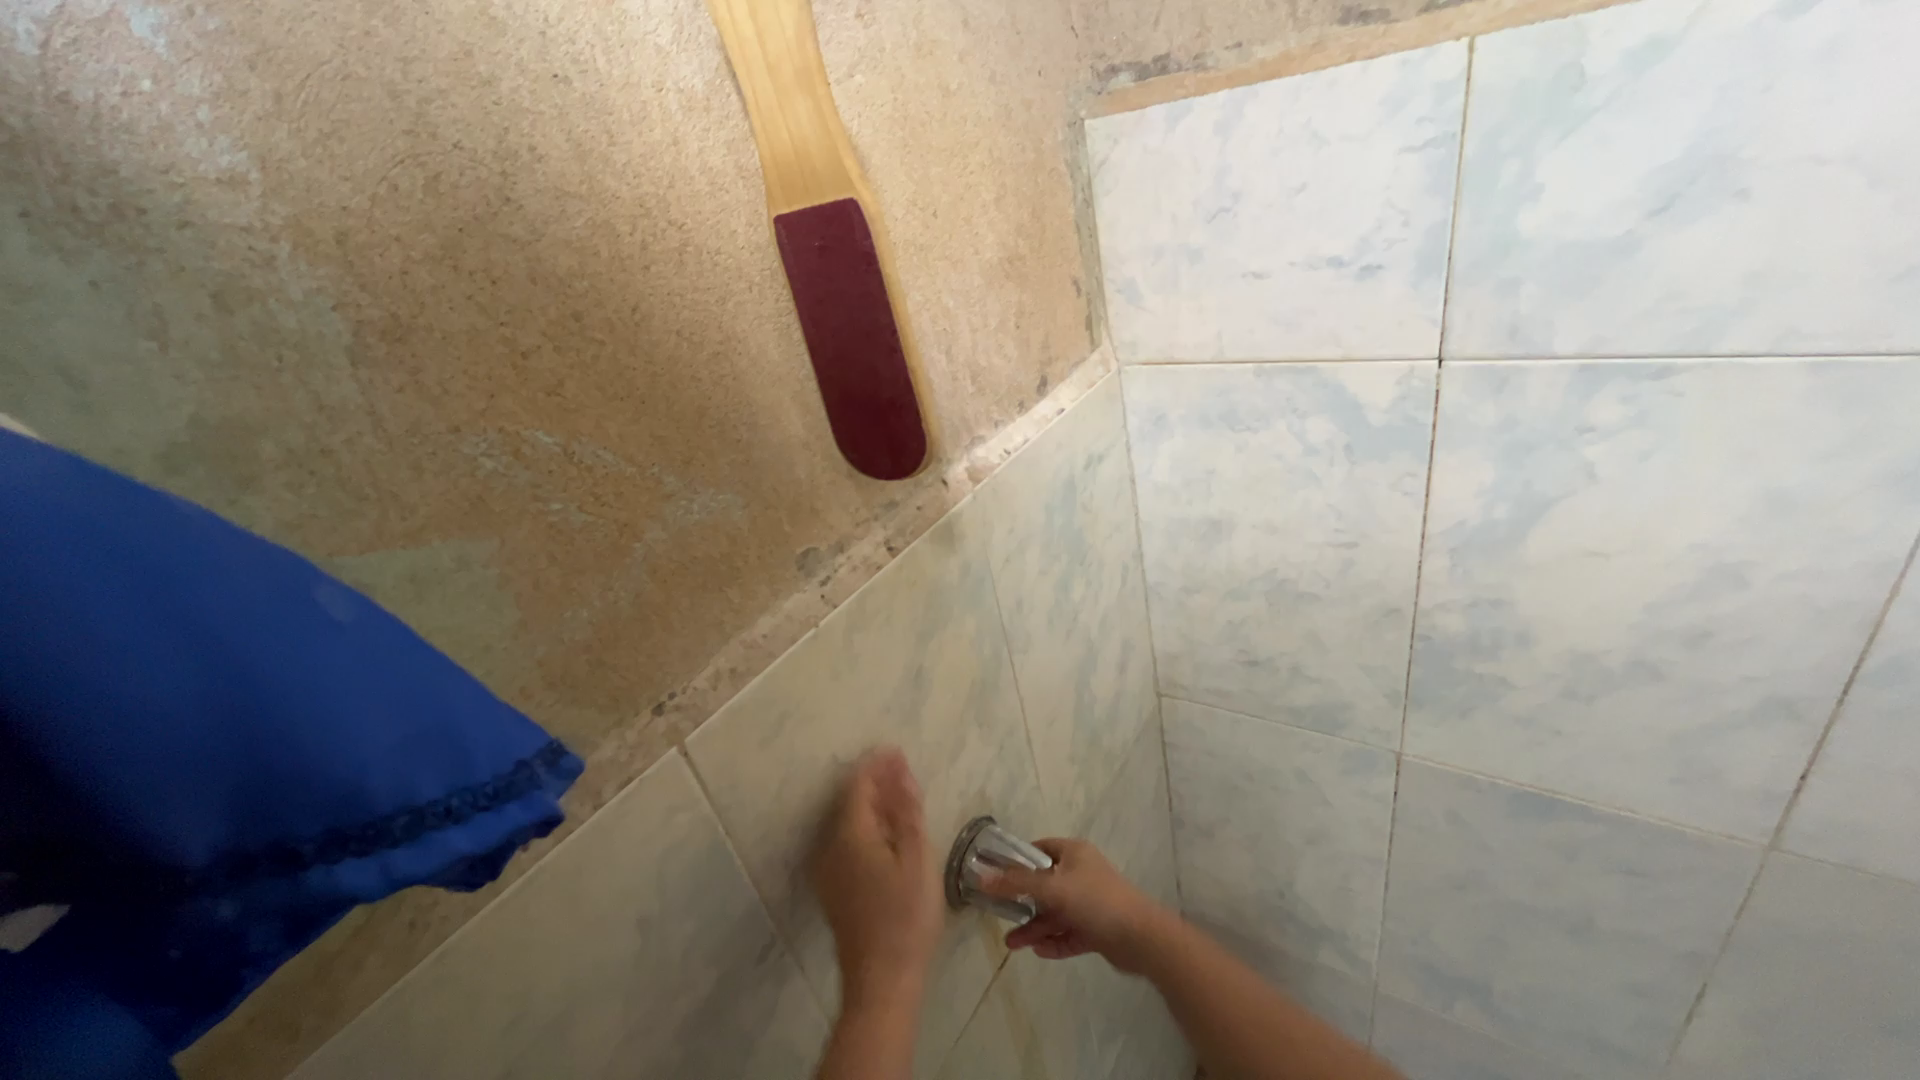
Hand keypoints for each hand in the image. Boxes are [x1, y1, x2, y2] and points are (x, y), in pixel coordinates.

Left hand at [811, 747, 944, 1006]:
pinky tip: (887, 833)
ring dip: (871, 804)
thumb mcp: (917, 858)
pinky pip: (847, 842)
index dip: (877, 765)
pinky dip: (867, 827)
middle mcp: (829, 847)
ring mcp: (827, 870)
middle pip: (849, 802)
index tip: (897, 749)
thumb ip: (907, 812)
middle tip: (901, 768)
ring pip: (847, 822)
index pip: (858, 786)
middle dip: (874, 782)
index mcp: (849, 835)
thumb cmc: (906, 918)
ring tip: (898, 794)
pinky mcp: (833, 888)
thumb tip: (900, 773)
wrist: (881, 980)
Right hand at [978, 838, 1169, 973]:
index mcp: (1074, 854)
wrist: (1140, 937)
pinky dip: (1054, 941)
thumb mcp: (1052, 888)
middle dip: (1023, 902)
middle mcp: (1082, 875)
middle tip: (1000, 914)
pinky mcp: (1097, 929)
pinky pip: (1069, 934)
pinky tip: (1038, 951)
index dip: (1018, 860)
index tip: (997, 874)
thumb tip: (981, 877)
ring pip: (1055, 913)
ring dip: (1035, 927)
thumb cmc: (1095, 901)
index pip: (1040, 849)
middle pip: (1045, 886)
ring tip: (1012, 944)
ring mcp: (1090, 903)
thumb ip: (1017, 883)